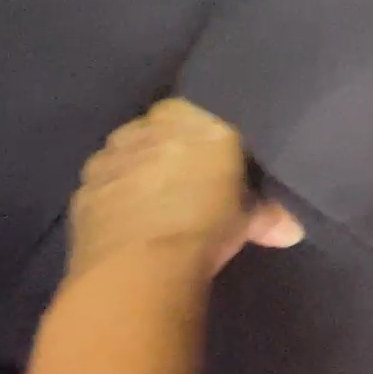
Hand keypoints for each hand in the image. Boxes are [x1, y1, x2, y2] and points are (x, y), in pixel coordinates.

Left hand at [67, 99, 301, 281]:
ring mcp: (109, 160)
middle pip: (156, 125)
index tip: (214, 145)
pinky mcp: (80, 193)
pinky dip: (113, 192)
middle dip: (166, 141)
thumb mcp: (250, 217)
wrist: (139, 268)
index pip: (196, 105)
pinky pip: (101, 182)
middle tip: (187, 168)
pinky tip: (127, 213)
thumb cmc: (208, 223)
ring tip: (153, 191)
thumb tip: (292, 232)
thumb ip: (267, 214)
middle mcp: (151, 130)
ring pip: (124, 150)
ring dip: (136, 164)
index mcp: (198, 121)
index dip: (203, 126)